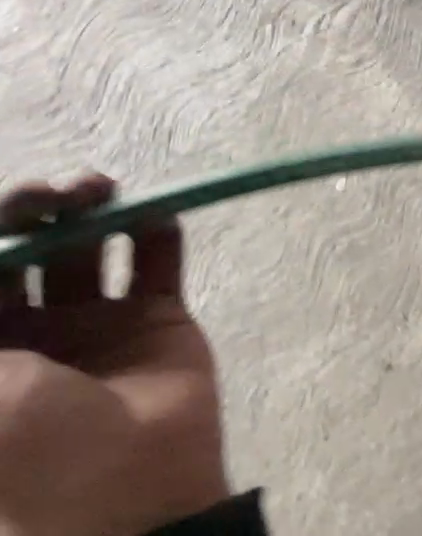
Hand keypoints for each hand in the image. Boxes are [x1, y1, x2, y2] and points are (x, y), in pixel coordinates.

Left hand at [0, 175, 228, 535]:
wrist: (122, 480)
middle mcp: (23, 329)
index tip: (6, 206)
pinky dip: (158, 230)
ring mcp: (93, 323)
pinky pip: (158, 262)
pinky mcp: (157, 317)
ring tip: (103, 188)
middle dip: (34, 214)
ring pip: (90, 251)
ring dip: (94, 214)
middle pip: (26, 254)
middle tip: (55, 191)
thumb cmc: (23, 442)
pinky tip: (156, 208)